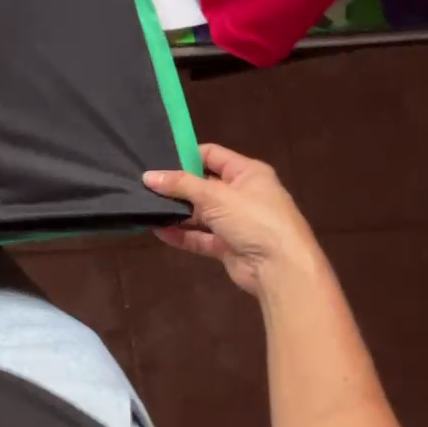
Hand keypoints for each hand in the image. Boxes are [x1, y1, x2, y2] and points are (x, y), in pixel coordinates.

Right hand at [142, 144, 326, 298]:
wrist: (282, 271)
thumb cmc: (254, 220)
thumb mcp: (214, 195)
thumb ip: (180, 184)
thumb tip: (148, 176)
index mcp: (248, 173)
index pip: (211, 155)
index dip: (185, 155)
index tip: (156, 159)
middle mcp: (243, 194)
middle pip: (202, 184)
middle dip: (176, 187)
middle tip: (144, 184)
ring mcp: (236, 222)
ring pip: (200, 212)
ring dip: (176, 212)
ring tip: (146, 207)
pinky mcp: (229, 245)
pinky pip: (200, 235)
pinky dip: (182, 233)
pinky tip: (158, 230)